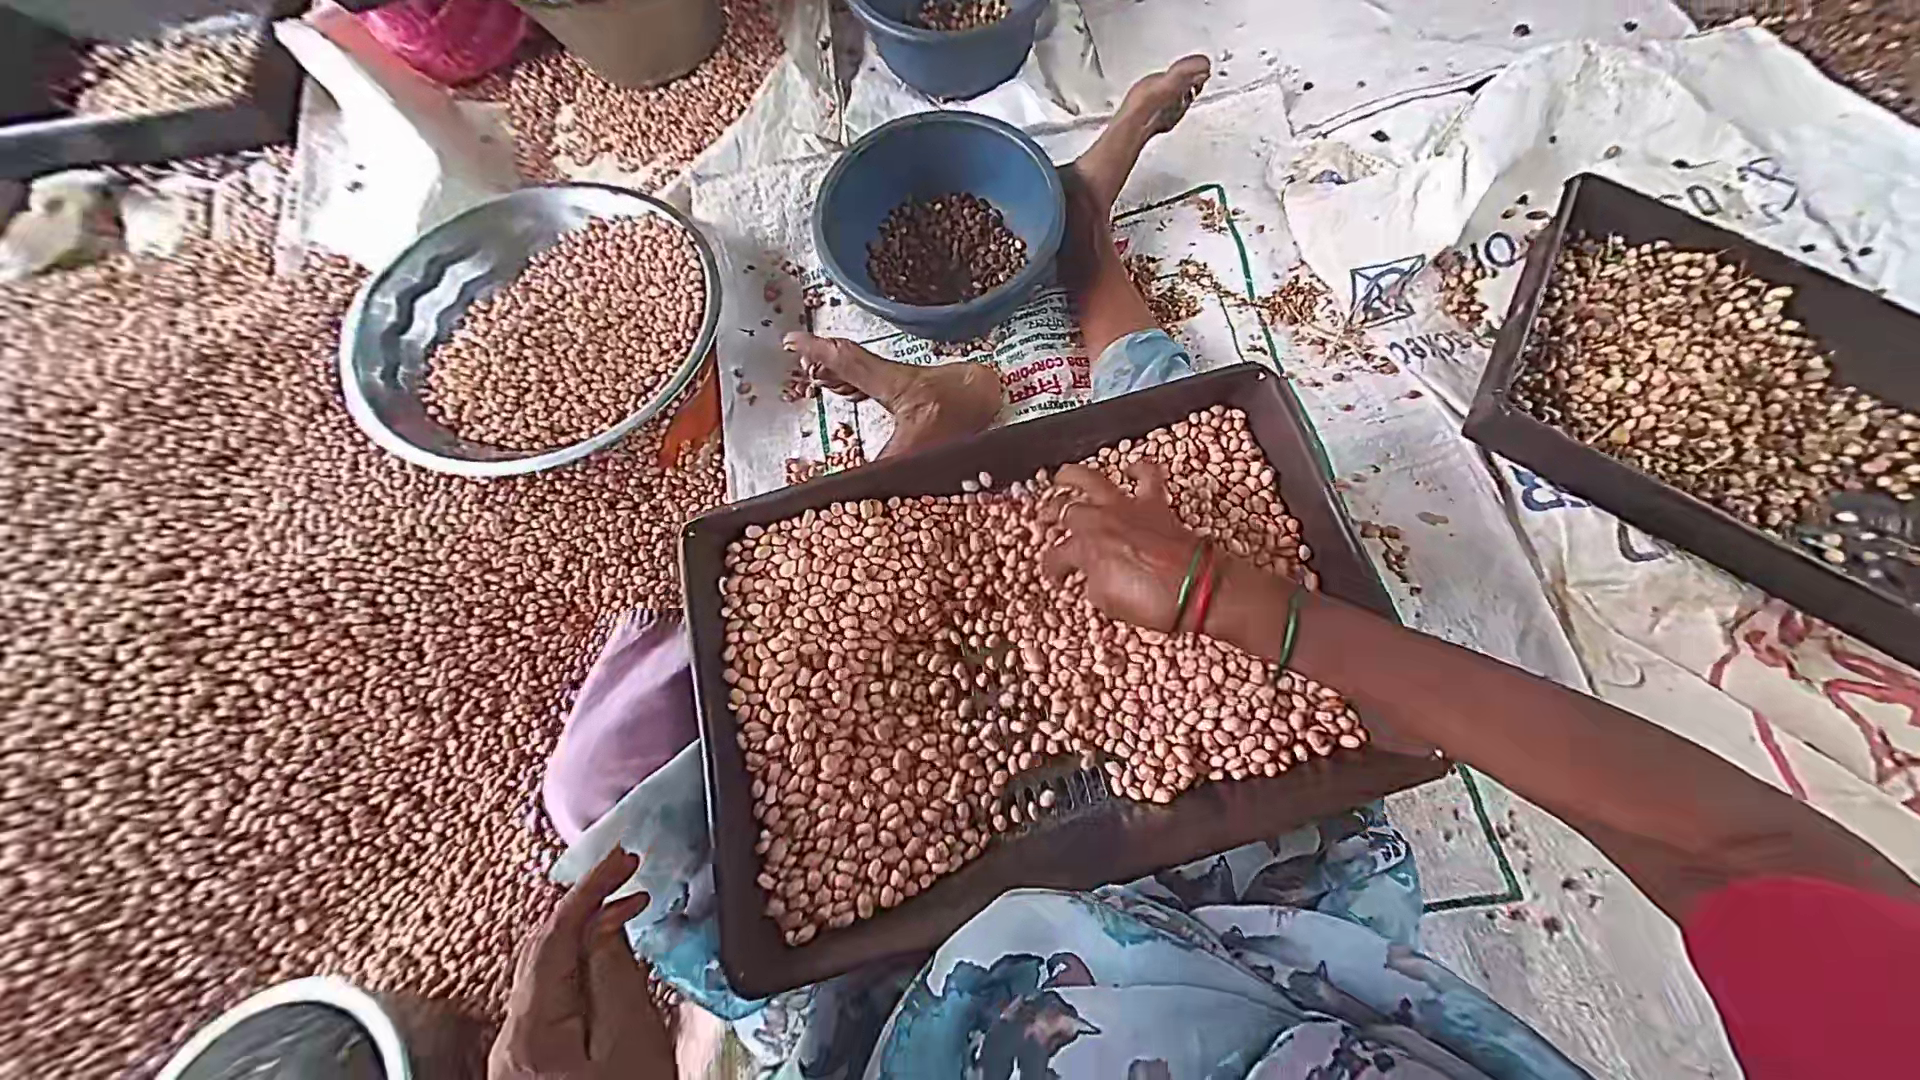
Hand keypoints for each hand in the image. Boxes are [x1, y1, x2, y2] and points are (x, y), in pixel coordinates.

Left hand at [489, 849, 673, 1079]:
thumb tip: (607, 918)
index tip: (627, 857)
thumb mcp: (630, 1036)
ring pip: (544, 965)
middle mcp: (512, 1038)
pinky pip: (550, 989)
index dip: (591, 886)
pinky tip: (605, 945)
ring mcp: (517, 1052)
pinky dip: (578, 954)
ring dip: (583, 924)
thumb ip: (613, 969)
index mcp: (533, 1030)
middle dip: (585, 899)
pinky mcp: (531, 1060)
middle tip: (629, 870)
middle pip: (541, 947)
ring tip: (624, 899)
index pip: (556, 934)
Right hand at [1042, 461, 1208, 632]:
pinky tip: (1131, 468)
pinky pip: (1146, 476)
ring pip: (1091, 480)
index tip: (1056, 575)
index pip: (1056, 555)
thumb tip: (1092, 577)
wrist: (1197, 588)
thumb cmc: (1151, 602)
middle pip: (1065, 511)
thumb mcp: (1107, 602)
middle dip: (1050, 515)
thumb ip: (1093, 584)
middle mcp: (1099, 522)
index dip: (1053, 567)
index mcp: (1083, 548)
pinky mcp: (1153, 504)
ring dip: (1073, 476)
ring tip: (1063, 475)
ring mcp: (1125, 509)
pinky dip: (1138, 469)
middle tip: (1045, 518)